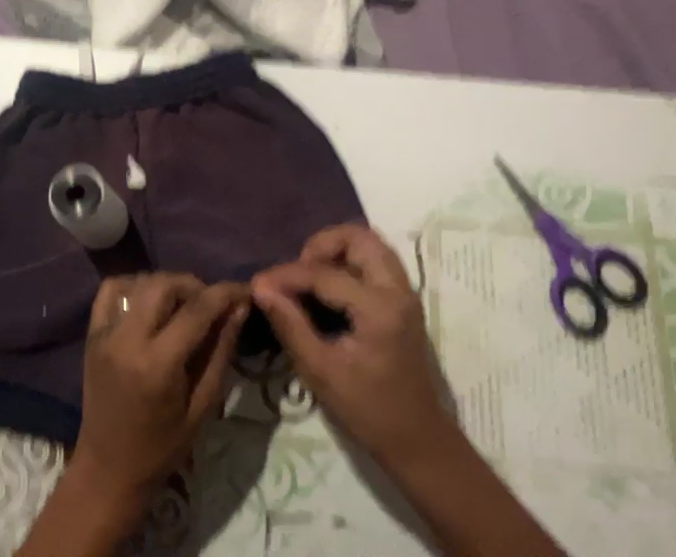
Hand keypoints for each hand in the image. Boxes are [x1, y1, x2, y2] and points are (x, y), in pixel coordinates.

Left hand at [73, 273, 249, 494]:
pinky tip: (150, 304)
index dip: (226, 293)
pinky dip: (134, 286)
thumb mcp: (203, 404)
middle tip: (211, 305)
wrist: (108, 468)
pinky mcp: (91, 334)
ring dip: (166, 285)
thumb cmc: (162, 446)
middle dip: (195, 286)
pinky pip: (110, 290)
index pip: (197, 309)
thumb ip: (221, 351)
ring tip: (182, 306)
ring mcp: (104, 334)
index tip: (244, 290)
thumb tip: (239, 307)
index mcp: (157, 364)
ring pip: (139, 281)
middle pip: (165, 284)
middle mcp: (127, 340)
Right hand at [251, 224, 452, 461]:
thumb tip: (261, 288)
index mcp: (379, 308)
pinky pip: (376, 262)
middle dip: (321, 245)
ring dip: (337, 250)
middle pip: (359, 237)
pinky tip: (326, 290)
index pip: (325, 273)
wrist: (416, 439)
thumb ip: (290, 324)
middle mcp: (397, 289)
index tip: (258, 283)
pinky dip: (349, 263)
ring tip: (309, 278)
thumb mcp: (320, 371)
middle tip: (296, 273)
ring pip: (371, 244)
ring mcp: (405, 293)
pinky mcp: (403, 301)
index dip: (287, 274)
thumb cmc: (367, 410)